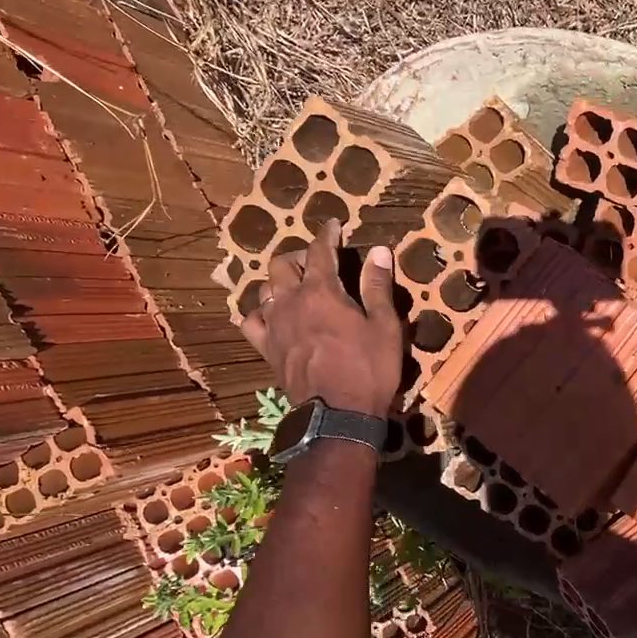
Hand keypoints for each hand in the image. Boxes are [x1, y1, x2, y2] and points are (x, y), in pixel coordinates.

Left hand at [239, 220, 403, 414]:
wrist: (337, 413)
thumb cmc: (369, 368)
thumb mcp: (385, 326)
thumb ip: (377, 287)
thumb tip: (378, 251)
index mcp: (323, 292)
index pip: (320, 251)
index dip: (327, 235)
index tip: (334, 224)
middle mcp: (291, 301)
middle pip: (283, 264)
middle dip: (299, 255)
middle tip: (317, 258)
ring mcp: (274, 325)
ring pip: (265, 289)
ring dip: (279, 280)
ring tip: (294, 284)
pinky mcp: (266, 348)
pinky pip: (251, 321)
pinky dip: (260, 311)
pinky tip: (270, 314)